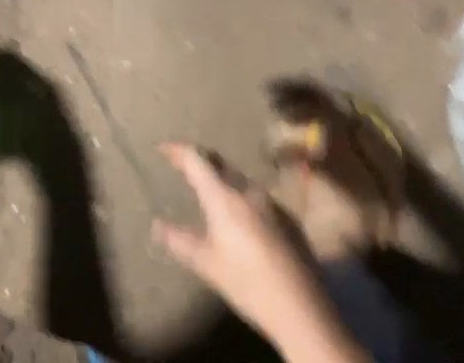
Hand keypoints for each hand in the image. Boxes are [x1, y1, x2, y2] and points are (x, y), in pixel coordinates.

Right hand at [154, 143, 345, 352]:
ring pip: (242, 182)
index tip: (162, 150)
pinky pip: (259, 199)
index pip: (197, 160)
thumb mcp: (205, 263)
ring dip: (223, 180)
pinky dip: (242, 199)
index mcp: (225, 199)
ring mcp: (275, 208)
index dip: (178, 150)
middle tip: (183, 166)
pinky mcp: (292, 224)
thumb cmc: (248, 284)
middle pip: (221, 165)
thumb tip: (158, 226)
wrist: (306, 313)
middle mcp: (250, 194)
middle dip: (200, 161)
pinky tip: (240, 218)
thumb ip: (179, 240)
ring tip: (210, 192)